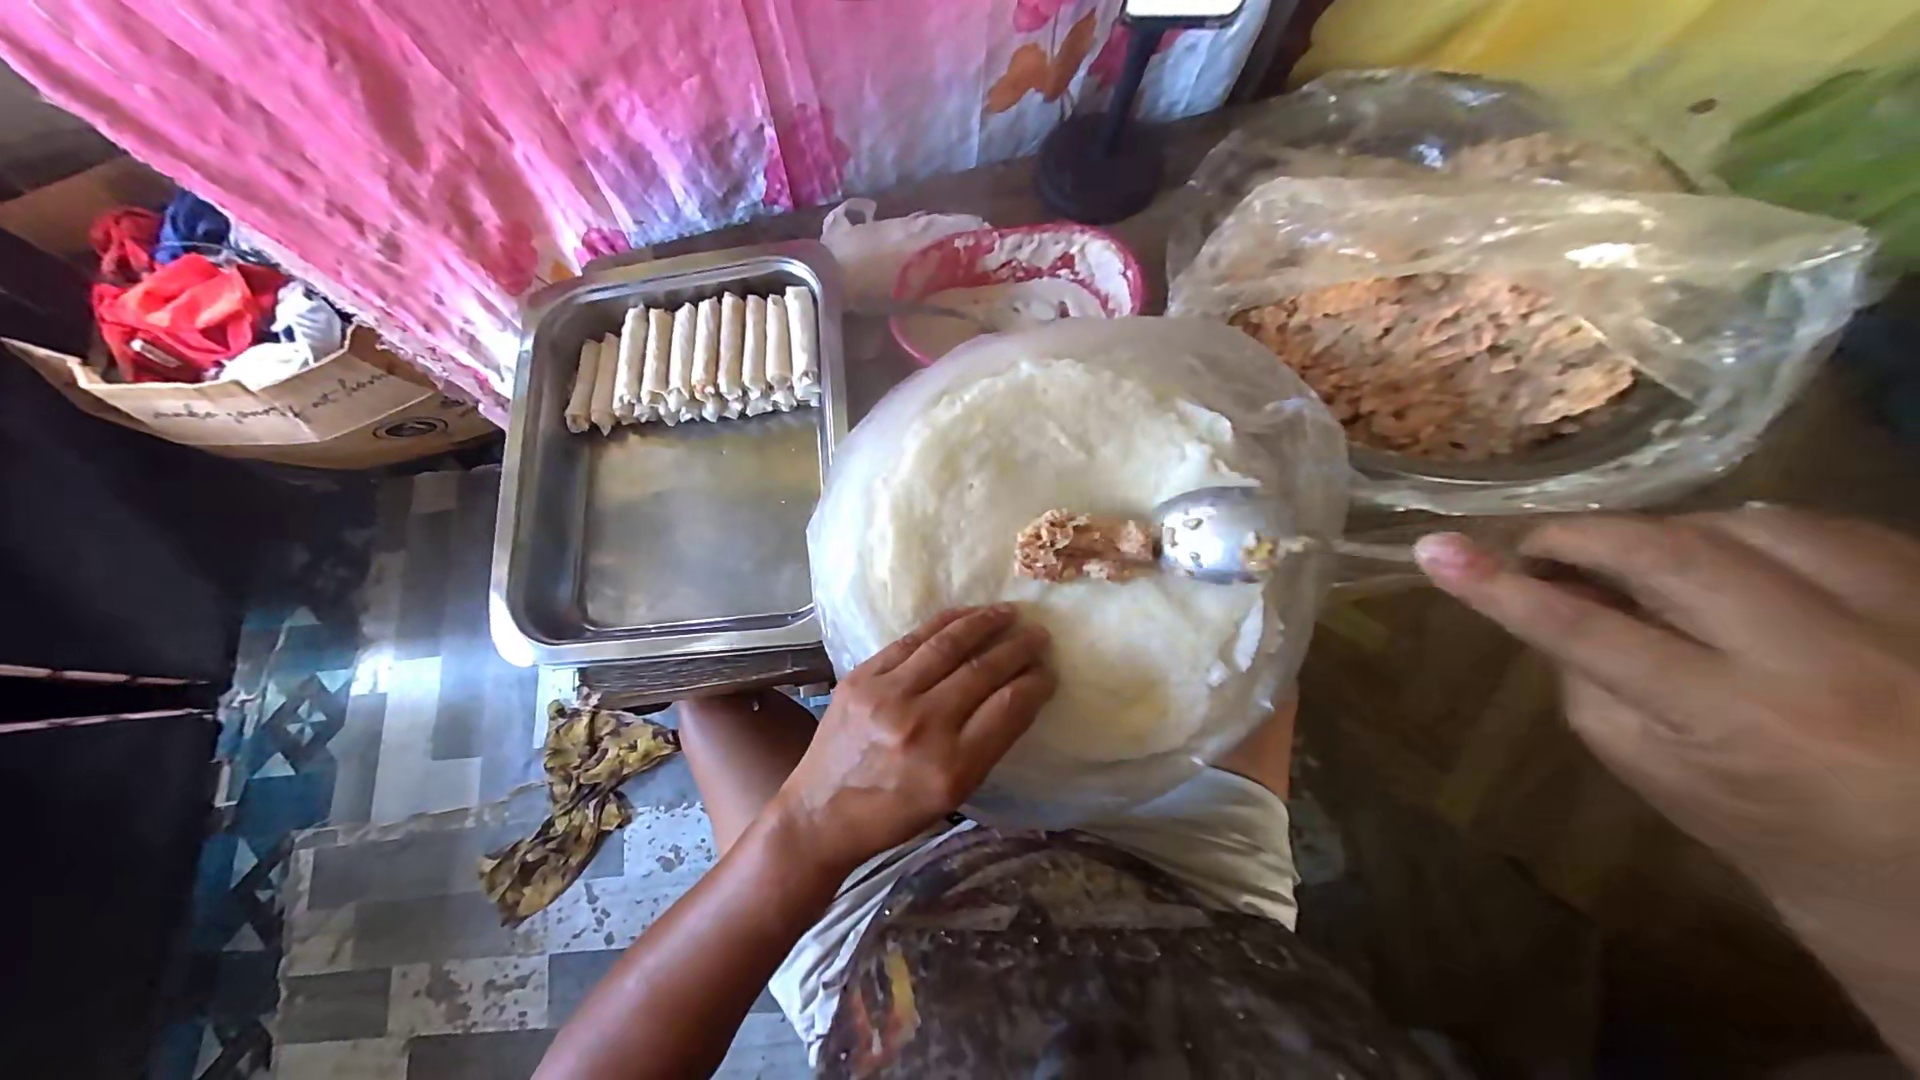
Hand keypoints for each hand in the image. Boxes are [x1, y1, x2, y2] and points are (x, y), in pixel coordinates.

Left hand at [770, 604, 1055, 874]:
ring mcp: (886, 696)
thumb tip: (1020, 692)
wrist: (820, 814)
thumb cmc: (895, 811)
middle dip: (1018, 648)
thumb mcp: (953, 794)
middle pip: (982, 671)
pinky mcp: (860, 678)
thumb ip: (988, 744)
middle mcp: (921, 725)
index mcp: (952, 766)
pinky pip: (911, 640)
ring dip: (984, 623)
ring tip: (1008, 612)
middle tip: (1039, 634)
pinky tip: (965, 615)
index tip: (1048, 671)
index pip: (1008, 708)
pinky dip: (944, 622)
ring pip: (947, 645)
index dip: (1035, 683)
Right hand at [1413, 508, 1919, 893]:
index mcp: (1734, 722)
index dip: (1498, 587)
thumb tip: (1552, 595)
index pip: (1583, 631)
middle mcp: (1825, 661)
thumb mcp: (1645, 764)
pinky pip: (1825, 525)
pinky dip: (1748, 532)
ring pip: (1749, 522)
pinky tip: (1725, 560)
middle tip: (1538, 547)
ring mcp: (1908, 620)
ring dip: (1665, 534)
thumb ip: (1589, 675)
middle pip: (1670, 553)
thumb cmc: (1763, 823)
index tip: (1434, 550)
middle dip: (1580, 536)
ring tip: (1639, 564)